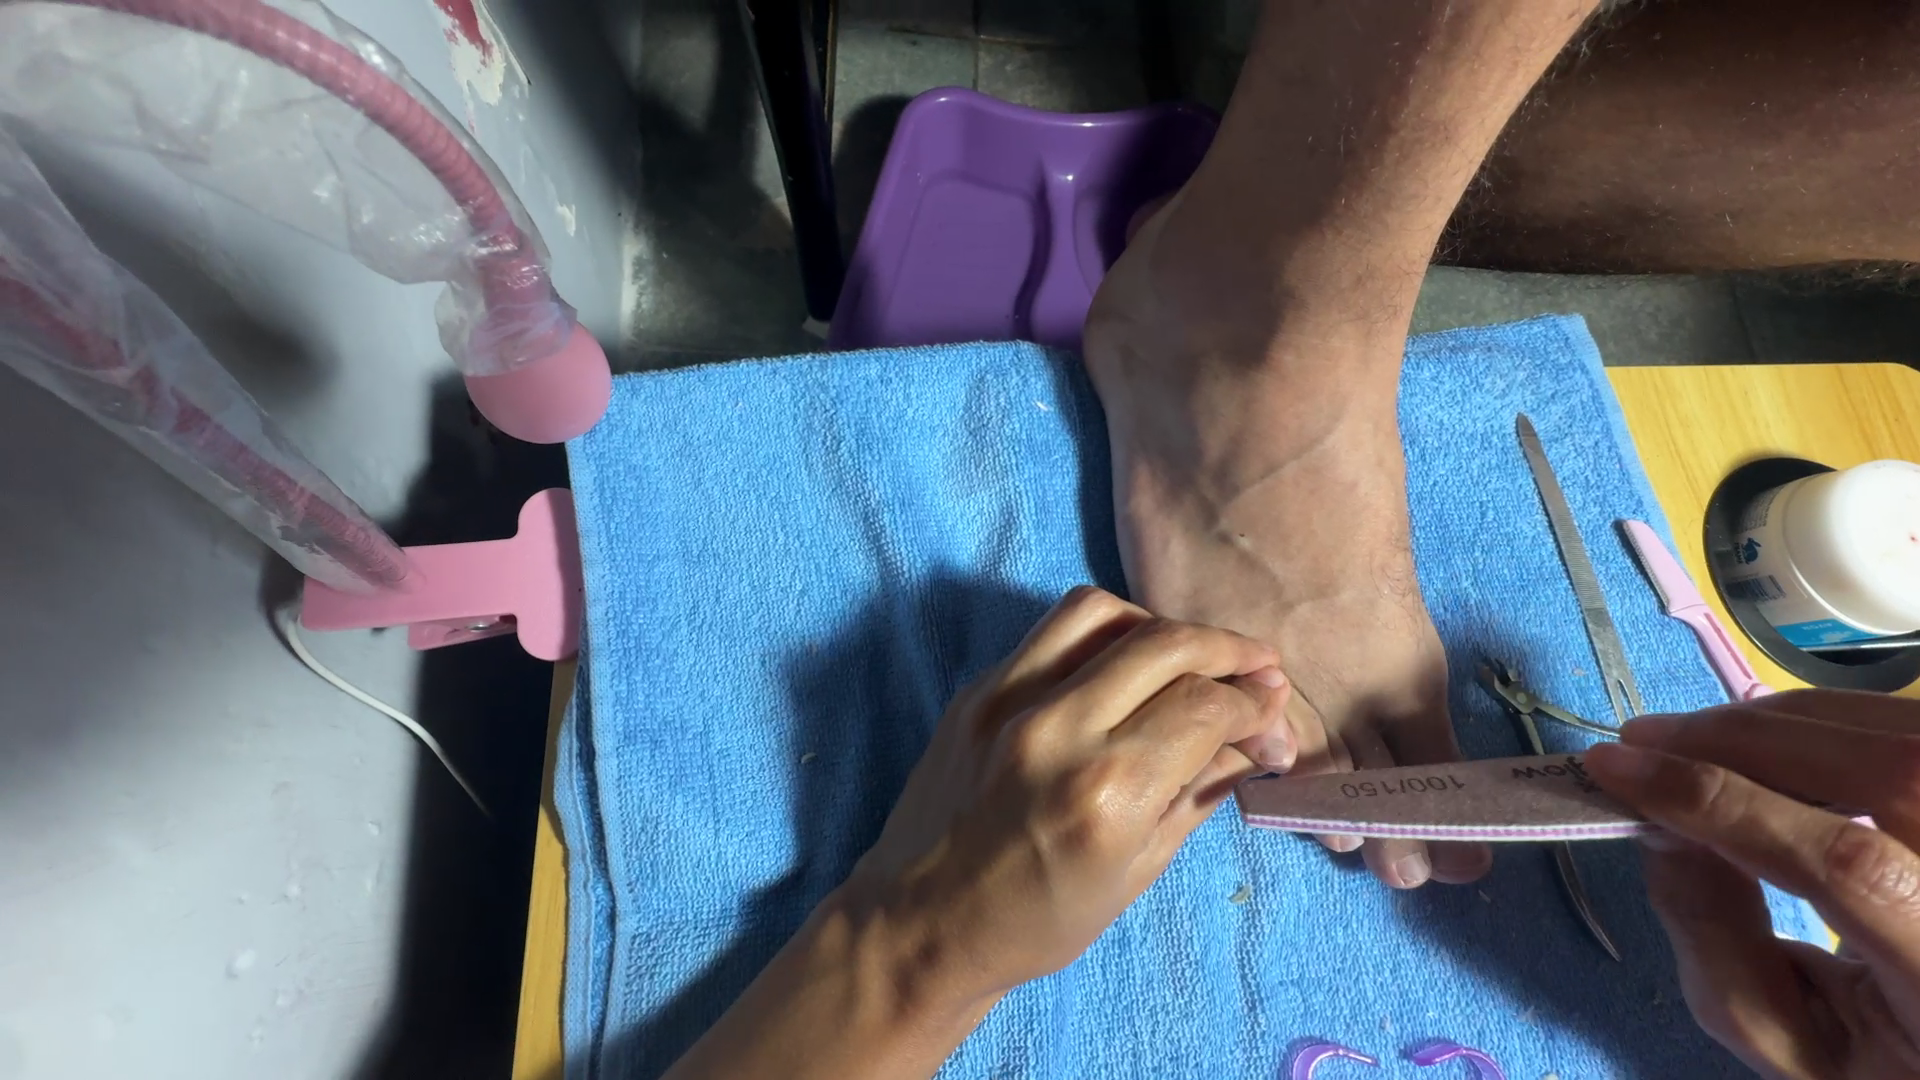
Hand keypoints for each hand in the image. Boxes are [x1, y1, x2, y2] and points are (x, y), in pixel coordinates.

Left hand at [846, 585, 1295, 999]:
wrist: (924, 916)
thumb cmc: (1039, 919)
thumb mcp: (1138, 870)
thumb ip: (1200, 787)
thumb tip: (1255, 734)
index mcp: (1106, 794)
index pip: (1203, 708)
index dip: (1253, 704)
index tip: (1271, 712)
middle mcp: (1056, 729)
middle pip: (1163, 644)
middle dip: (1227, 648)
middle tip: (1256, 668)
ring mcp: (1007, 697)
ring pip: (1100, 611)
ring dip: (1159, 625)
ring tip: (1186, 656)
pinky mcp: (978, 686)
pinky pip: (1052, 630)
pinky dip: (1102, 634)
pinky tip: (1121, 664)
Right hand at [1586, 690, 1919, 1079]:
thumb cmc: (1879, 1068)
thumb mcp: (1785, 1043)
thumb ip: (1710, 933)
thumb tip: (1661, 825)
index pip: (1847, 865)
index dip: (1713, 799)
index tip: (1611, 766)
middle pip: (1892, 773)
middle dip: (1740, 739)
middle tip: (1644, 737)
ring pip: (1907, 734)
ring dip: (1779, 720)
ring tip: (1696, 737)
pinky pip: (1910, 731)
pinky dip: (1830, 720)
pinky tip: (1770, 741)